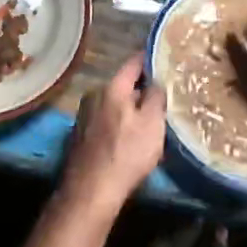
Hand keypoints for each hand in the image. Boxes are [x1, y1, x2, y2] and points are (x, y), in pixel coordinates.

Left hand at [59, 57, 165, 212]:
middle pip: (123, 84)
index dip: (150, 58)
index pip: (133, 63)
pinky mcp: (81, 133)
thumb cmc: (126, 153)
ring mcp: (84, 114)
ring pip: (114, 103)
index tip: (165, 56)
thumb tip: (157, 79)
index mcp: (111, 87)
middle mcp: (94, 94)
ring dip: (131, 107)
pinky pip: (106, 118)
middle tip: (164, 93)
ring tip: (151, 117)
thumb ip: (156, 96)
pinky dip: (119, 121)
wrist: (91, 190)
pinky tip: (130, 136)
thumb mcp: (152, 123)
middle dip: (142, 88)